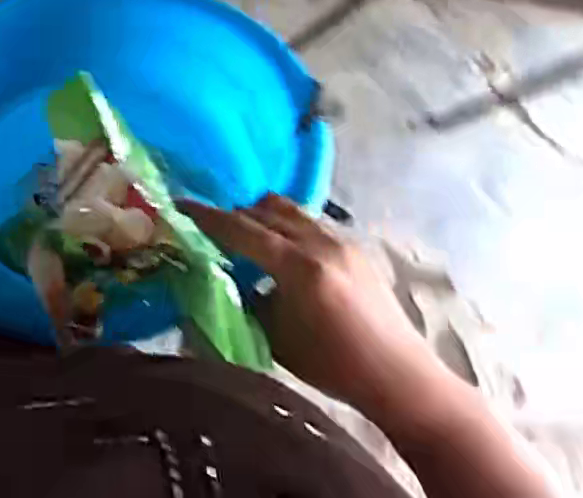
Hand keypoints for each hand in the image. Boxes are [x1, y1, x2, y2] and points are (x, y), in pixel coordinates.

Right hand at [180, 195, 457, 423]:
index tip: (180, 204)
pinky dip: (285, 224)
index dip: (206, 216)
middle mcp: (318, 243)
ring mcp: (340, 241)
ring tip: (246, 232)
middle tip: (211, 224)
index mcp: (297, 266)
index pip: (240, 228)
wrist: (401, 379)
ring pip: (287, 209)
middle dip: (233, 214)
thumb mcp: (274, 334)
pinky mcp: (353, 247)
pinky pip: (307, 220)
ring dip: (260, 214)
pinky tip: (280, 247)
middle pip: (262, 210)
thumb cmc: (333, 364)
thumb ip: (246, 295)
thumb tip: (220, 272)